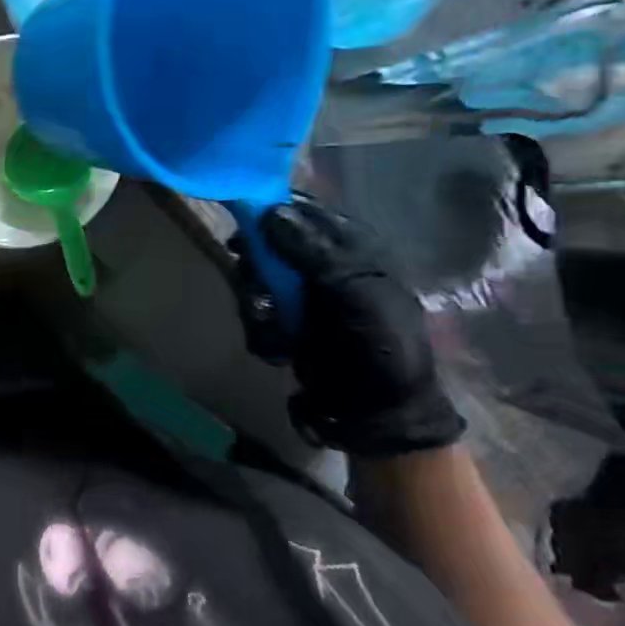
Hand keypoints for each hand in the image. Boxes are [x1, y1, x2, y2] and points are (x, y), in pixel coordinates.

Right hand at [234, 193, 464, 457]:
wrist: (377, 414)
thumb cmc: (378, 345)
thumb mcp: (353, 292)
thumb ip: (312, 251)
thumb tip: (272, 211)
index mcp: (352, 250)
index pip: (306, 214)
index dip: (274, 213)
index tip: (246, 223)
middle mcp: (324, 269)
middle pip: (271, 246)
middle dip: (259, 267)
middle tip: (254, 283)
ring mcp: (304, 299)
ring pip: (258, 281)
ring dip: (258, 305)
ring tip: (274, 329)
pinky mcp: (287, 327)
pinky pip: (257, 315)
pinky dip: (262, 332)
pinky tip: (277, 349)